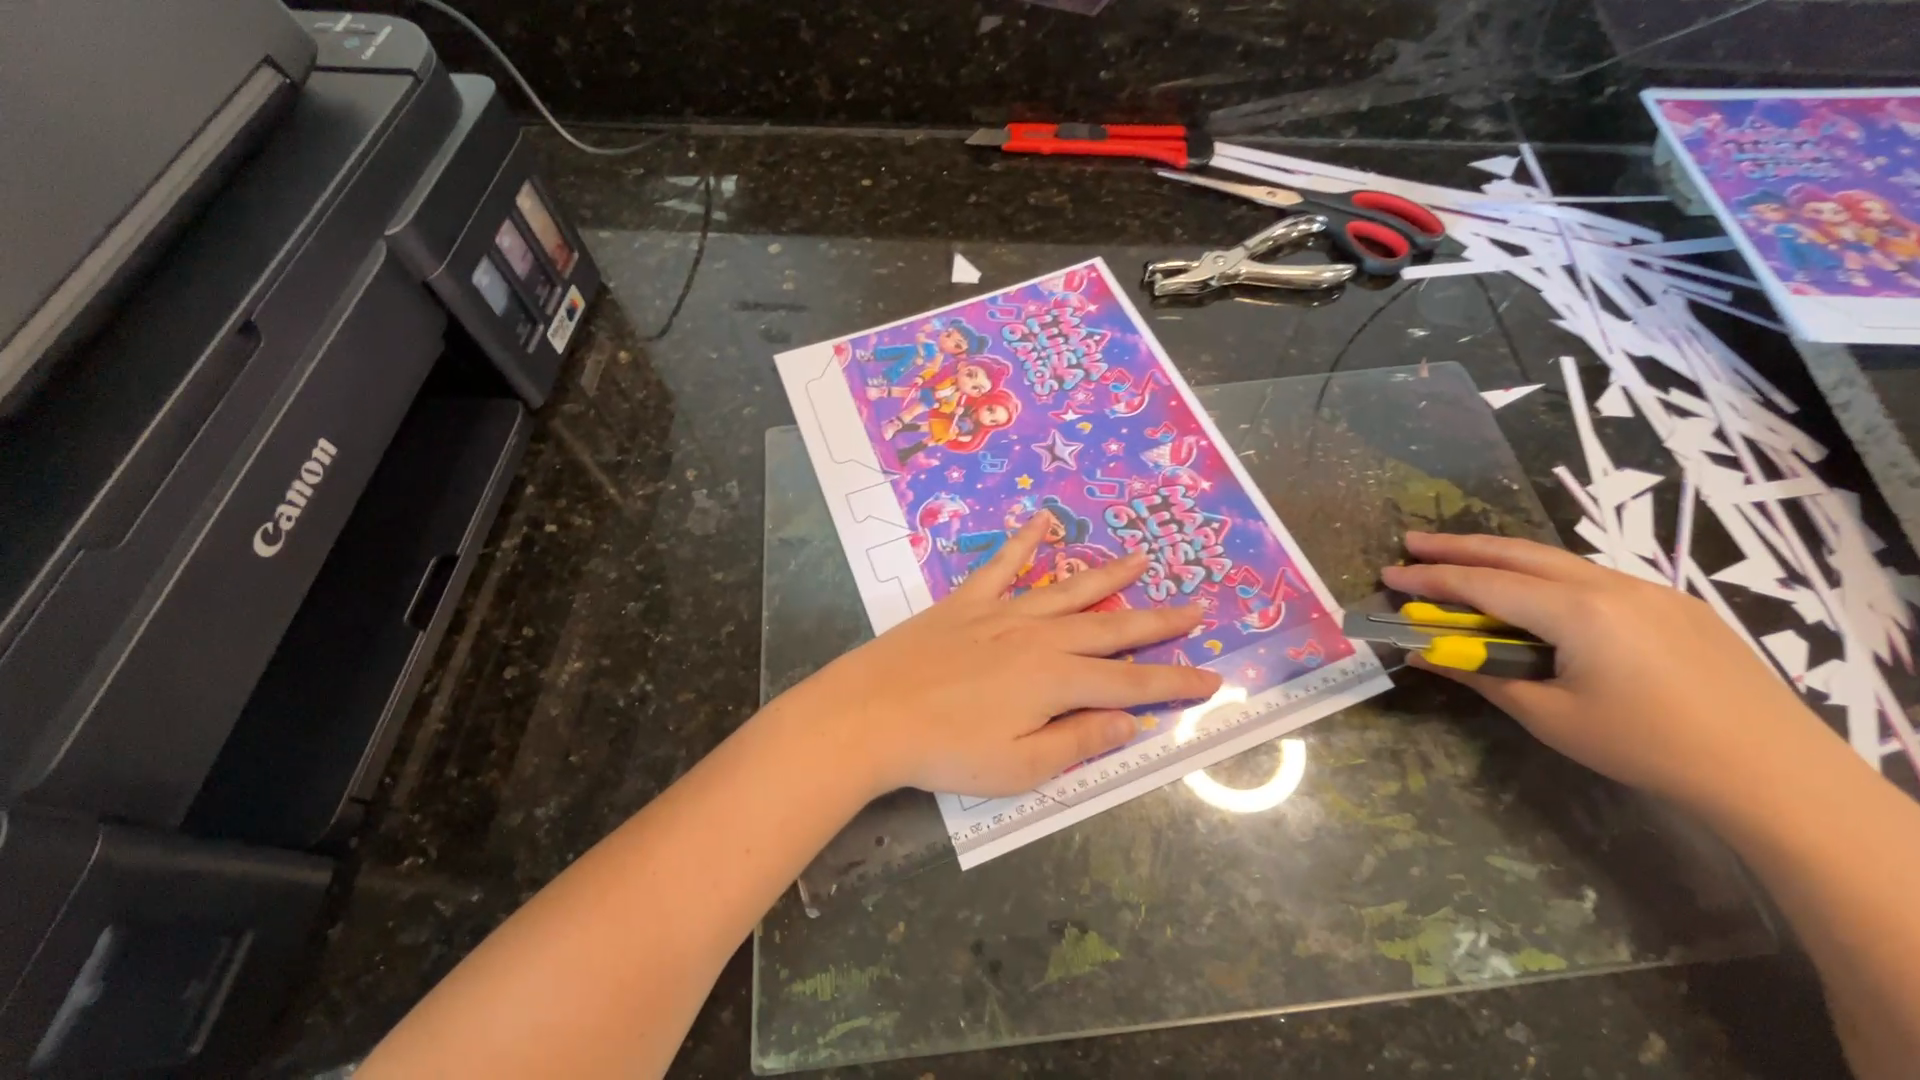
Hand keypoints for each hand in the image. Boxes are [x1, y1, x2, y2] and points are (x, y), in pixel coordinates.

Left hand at [799, 513, 1221, 798]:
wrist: (869, 715)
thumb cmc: (945, 751)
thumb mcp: (1019, 767)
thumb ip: (1078, 741)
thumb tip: (1129, 721)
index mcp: (1056, 681)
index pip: (1132, 683)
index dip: (1175, 683)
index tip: (1213, 679)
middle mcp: (1039, 638)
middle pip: (1112, 628)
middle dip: (1160, 621)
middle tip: (1198, 607)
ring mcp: (1002, 614)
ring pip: (1069, 591)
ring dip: (1109, 576)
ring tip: (1142, 558)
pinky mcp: (965, 604)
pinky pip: (1002, 567)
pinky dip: (1023, 544)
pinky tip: (1041, 523)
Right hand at [1380, 532, 1836, 805]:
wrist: (1772, 769)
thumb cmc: (1647, 746)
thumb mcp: (1550, 717)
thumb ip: (1483, 676)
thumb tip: (1426, 656)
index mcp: (1576, 611)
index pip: (1485, 585)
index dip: (1431, 580)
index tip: (1388, 574)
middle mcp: (1609, 585)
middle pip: (1518, 554)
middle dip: (1459, 547)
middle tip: (1412, 543)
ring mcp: (1648, 589)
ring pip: (1558, 560)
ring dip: (1503, 557)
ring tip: (1463, 561)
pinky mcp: (1674, 605)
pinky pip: (1592, 577)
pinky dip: (1546, 575)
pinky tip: (1535, 593)